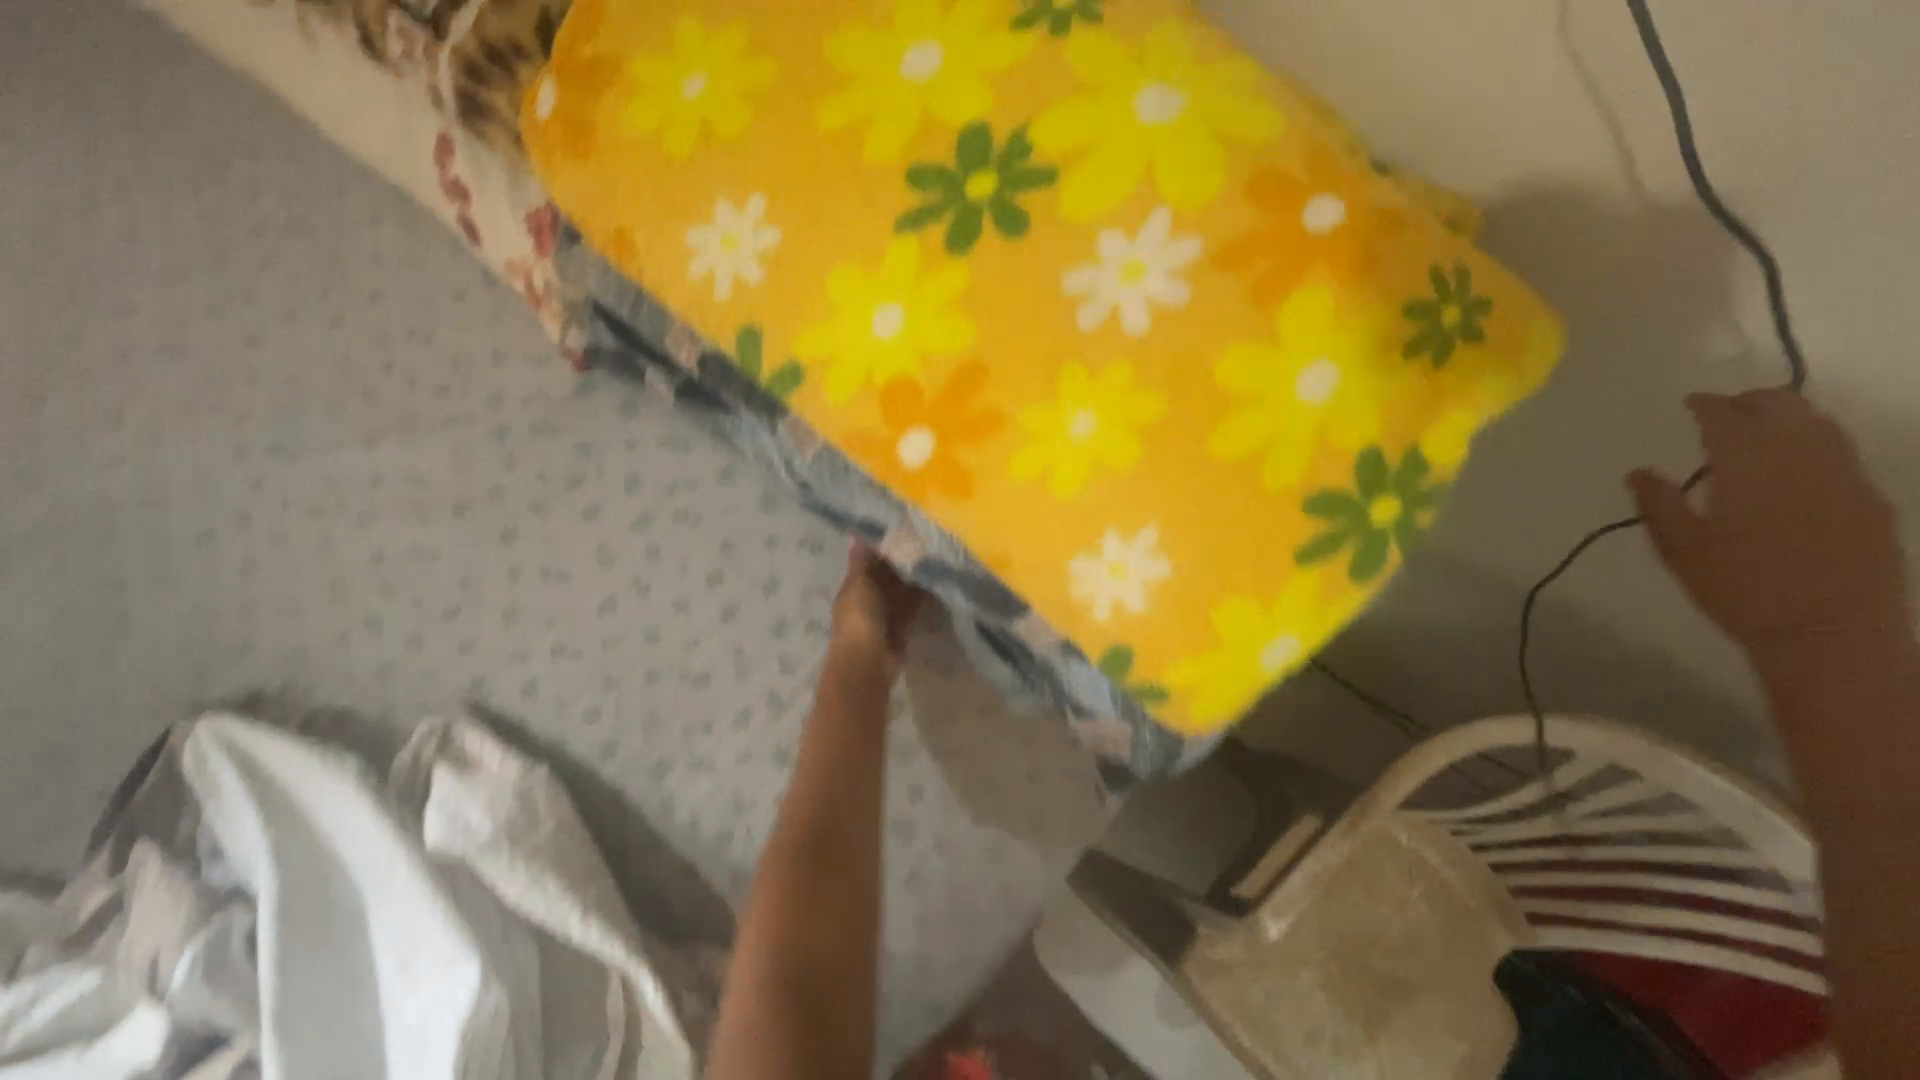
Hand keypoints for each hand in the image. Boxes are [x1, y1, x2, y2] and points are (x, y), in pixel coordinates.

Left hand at [829, 541, 924, 677]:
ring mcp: (887, 614)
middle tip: (927, 542)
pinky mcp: (903, 626)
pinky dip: (923, 597)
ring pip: (902, 591)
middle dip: (903, 563)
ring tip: (937, 558)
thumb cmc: (859, 619)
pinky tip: (938, 583)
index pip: (870, 563)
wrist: (868, 661)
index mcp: (854, 586)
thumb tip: (853, 534)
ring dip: (915, 579)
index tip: (904, 531)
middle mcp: (870, 598)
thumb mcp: (858, 585)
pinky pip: (914, 607)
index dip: (884, 549)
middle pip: (888, 577)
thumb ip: (861, 561)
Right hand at [1630, 390, 1909, 654]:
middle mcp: (1803, 456)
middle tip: (1727, 412)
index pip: (1726, 416)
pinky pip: (1842, 456)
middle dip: (1752, 402)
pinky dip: (1815, 448)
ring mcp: (1846, 476)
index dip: (1706, 405)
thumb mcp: (1681, 549)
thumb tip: (1639, 473)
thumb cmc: (1741, 588)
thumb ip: (1659, 504)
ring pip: (1821, 425)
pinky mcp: (1872, 500)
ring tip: (1763, 436)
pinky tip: (1797, 473)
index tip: (1691, 403)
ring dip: (1789, 420)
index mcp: (1749, 462)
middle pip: (1784, 406)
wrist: (1829, 631)